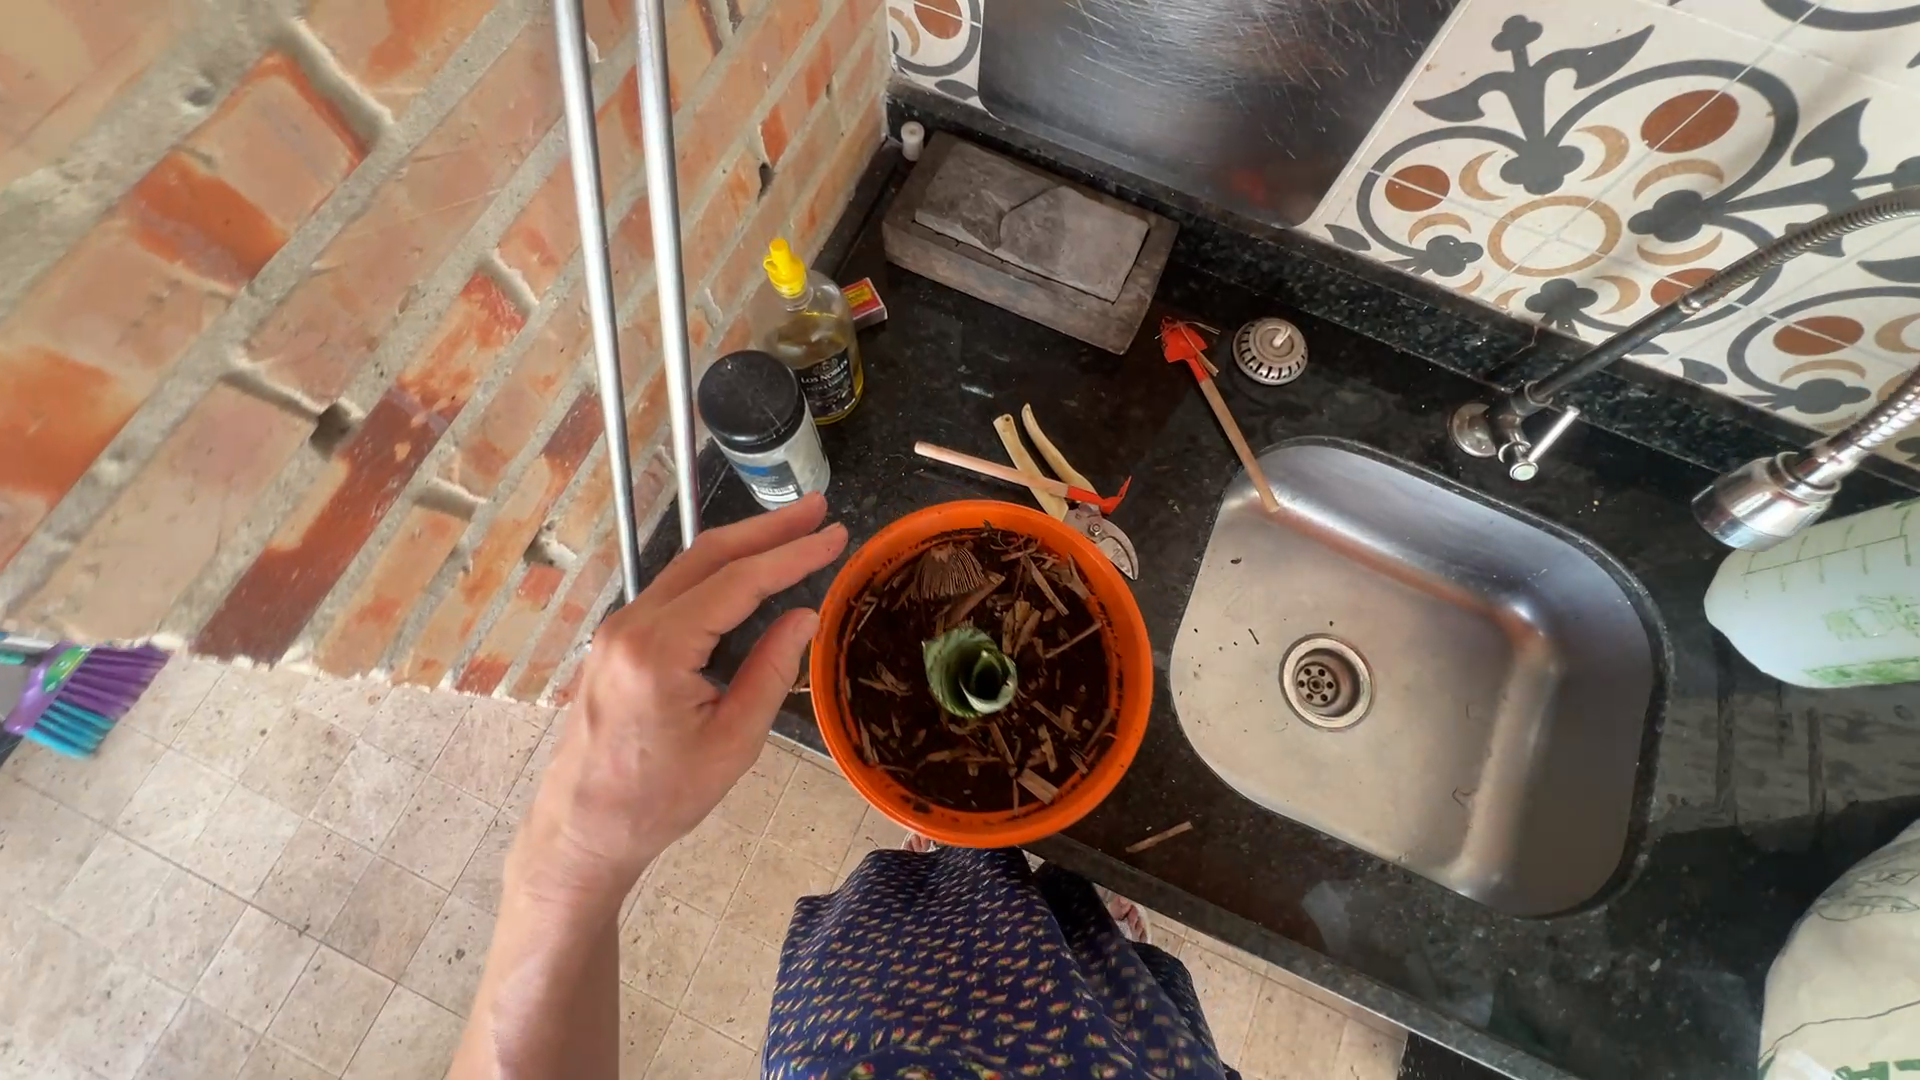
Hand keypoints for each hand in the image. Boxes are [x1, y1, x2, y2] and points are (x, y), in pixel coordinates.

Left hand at [508, 494, 847, 913]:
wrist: (581, 832)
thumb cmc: (661, 799)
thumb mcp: (734, 741)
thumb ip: (772, 670)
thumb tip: (804, 615)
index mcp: (660, 648)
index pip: (739, 581)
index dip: (793, 554)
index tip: (836, 535)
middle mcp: (633, 623)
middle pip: (709, 554)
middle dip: (769, 527)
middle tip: (818, 508)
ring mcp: (619, 628)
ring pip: (689, 566)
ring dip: (744, 543)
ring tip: (794, 528)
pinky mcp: (619, 640)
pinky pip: (676, 589)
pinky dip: (719, 570)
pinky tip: (749, 569)